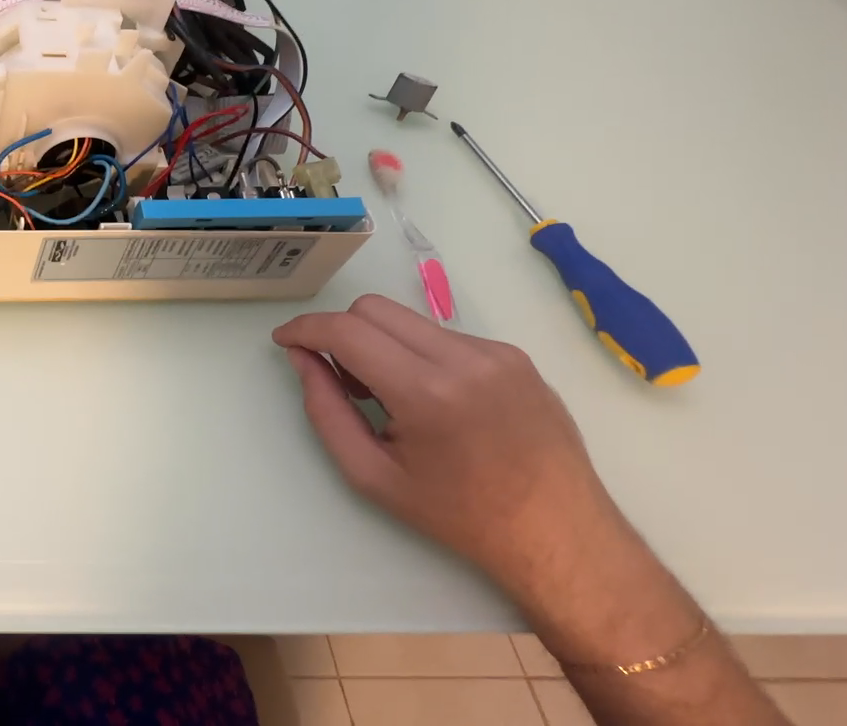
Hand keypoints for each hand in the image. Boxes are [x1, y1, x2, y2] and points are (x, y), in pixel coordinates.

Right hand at [272, 294, 620, 593]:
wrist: (562, 537)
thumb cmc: (458, 515)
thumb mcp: (370, 474)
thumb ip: (324, 410)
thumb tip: (302, 358)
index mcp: (427, 392)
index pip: (346, 330)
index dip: (304, 329)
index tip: (284, 341)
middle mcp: (466, 358)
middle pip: (373, 309)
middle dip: (341, 333)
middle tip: (342, 381)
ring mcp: (497, 353)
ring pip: (408, 319)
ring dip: (381, 344)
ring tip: (391, 397)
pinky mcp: (516, 357)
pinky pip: (443, 335)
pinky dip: (418, 354)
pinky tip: (433, 401)